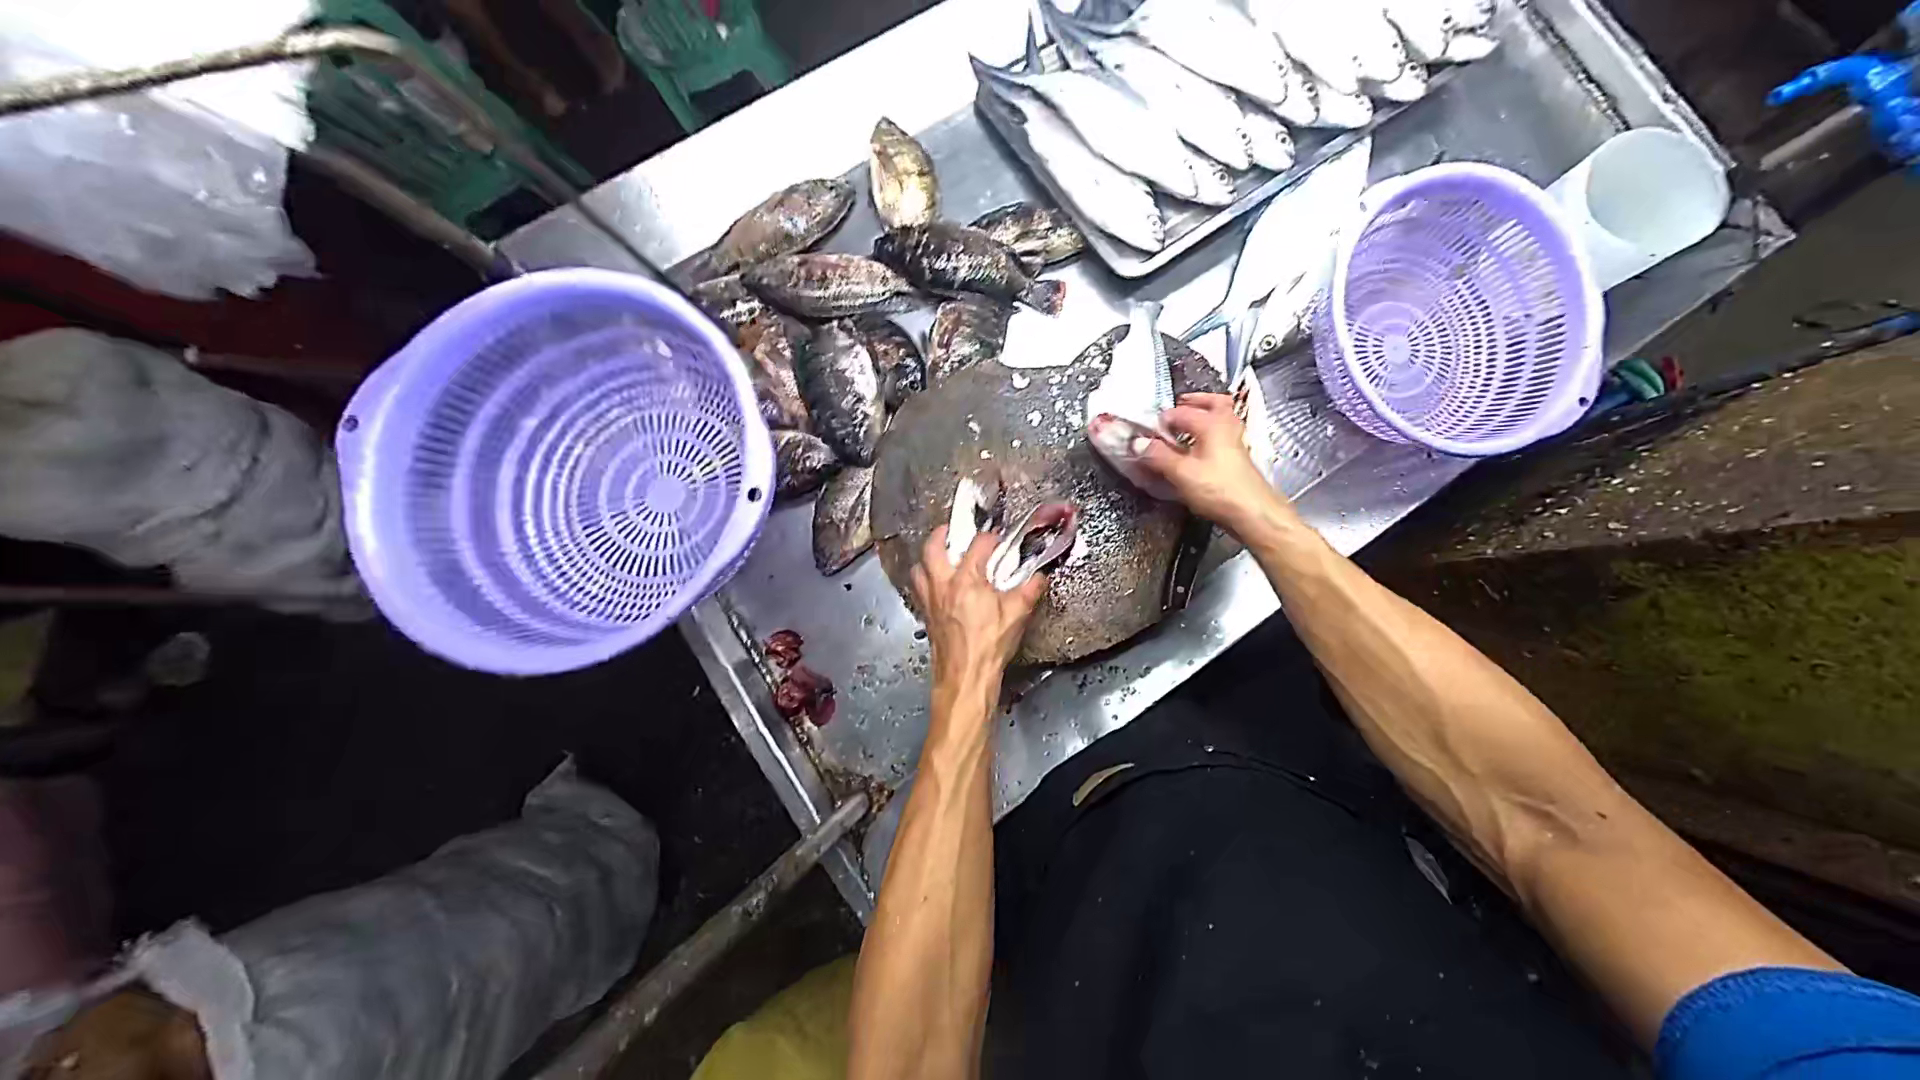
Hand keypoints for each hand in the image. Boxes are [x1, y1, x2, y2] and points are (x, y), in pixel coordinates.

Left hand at [911, 525, 1048, 696]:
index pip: (978, 546)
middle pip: (933, 548)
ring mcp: (930, 600)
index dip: (990, 538)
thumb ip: (1029, 590)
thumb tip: (1038, 577)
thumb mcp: (1017, 614)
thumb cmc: (987, 647)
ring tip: (939, 554)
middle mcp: (943, 585)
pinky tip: (936, 585)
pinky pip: (919, 589)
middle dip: (942, 534)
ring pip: (919, 568)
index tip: (997, 540)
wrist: (965, 675)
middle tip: (950, 530)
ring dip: (927, 558)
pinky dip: (924, 580)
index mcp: (966, 580)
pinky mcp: (926, 615)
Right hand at [1134, 393, 1296, 538]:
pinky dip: (1210, 432)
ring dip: (1206, 415)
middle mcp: (1226, 426)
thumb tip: (1138, 443)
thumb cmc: (1218, 489)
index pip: (1181, 412)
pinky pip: (1223, 434)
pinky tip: (1198, 447)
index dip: (1161, 420)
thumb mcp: (1182, 473)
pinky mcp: (1238, 458)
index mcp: (1212, 423)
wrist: (1253, 512)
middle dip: (1195, 402)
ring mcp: (1235, 441)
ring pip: (1222, 417)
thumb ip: (1158, 456)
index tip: (1146, 432)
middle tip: (1178, 405)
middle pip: (1214, 402)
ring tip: (1188, 424)